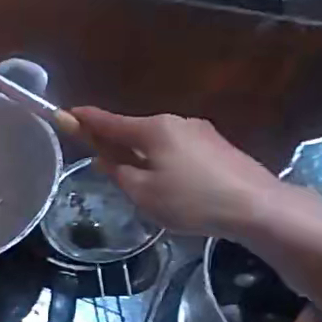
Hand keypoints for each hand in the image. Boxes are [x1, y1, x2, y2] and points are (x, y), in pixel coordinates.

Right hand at [67, 108, 289, 238]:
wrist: (256, 207)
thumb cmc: (191, 200)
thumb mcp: (142, 192)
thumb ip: (118, 171)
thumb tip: (102, 157)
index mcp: (153, 129)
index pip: (109, 122)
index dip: (85, 120)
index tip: (65, 114)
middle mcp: (175, 122)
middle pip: (133, 131)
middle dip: (115, 143)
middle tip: (100, 164)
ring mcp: (199, 132)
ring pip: (156, 142)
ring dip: (141, 156)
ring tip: (139, 186)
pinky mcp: (216, 147)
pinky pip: (176, 150)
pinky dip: (162, 161)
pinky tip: (169, 185)